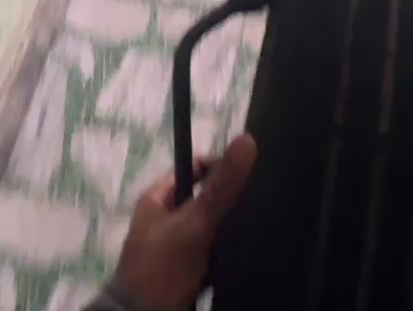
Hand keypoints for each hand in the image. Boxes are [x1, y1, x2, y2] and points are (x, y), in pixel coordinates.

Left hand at [111, 133, 257, 310]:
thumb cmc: (162, 268)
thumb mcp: (194, 223)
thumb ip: (221, 186)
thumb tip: (248, 139)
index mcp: (157, 199)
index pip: (195, 166)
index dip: (220, 166)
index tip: (247, 175)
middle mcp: (164, 219)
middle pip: (205, 197)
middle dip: (228, 200)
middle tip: (255, 202)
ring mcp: (174, 248)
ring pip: (211, 228)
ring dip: (229, 230)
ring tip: (254, 227)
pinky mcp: (185, 274)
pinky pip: (212, 256)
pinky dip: (226, 256)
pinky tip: (243, 255)